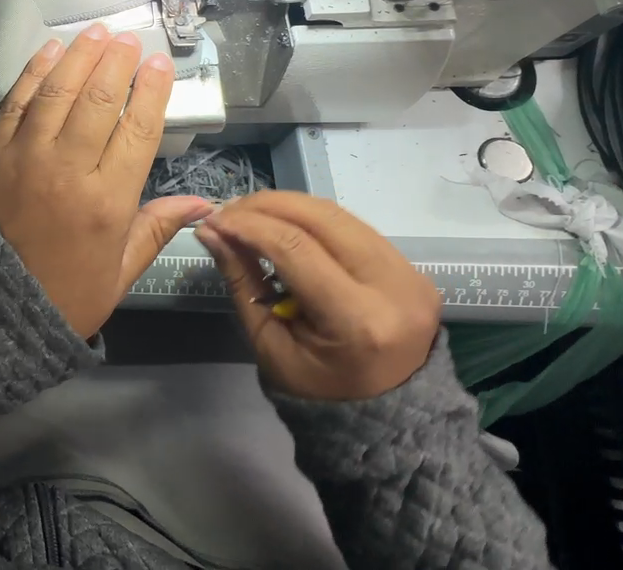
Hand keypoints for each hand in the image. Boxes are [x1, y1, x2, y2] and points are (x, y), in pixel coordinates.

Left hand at [0, 23, 214, 338]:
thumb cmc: (63, 295)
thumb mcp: (120, 272)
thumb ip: (157, 229)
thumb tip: (202, 204)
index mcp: (106, 203)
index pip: (137, 132)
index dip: (151, 93)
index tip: (159, 64)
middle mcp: (67, 171)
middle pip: (98, 102)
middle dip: (115, 64)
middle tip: (128, 39)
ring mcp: (25, 157)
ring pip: (57, 94)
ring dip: (77, 58)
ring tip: (95, 33)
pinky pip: (15, 103)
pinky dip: (32, 74)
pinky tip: (48, 52)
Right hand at [197, 190, 441, 400]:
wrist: (388, 417)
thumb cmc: (316, 387)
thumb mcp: (267, 340)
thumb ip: (241, 279)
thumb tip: (209, 230)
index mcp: (358, 320)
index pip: (295, 248)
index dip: (249, 225)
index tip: (213, 220)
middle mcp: (394, 289)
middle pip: (322, 219)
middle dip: (267, 205)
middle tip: (229, 210)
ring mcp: (411, 276)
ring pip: (340, 215)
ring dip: (289, 206)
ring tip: (251, 213)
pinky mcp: (413, 270)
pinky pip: (355, 227)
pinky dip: (313, 218)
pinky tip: (284, 224)